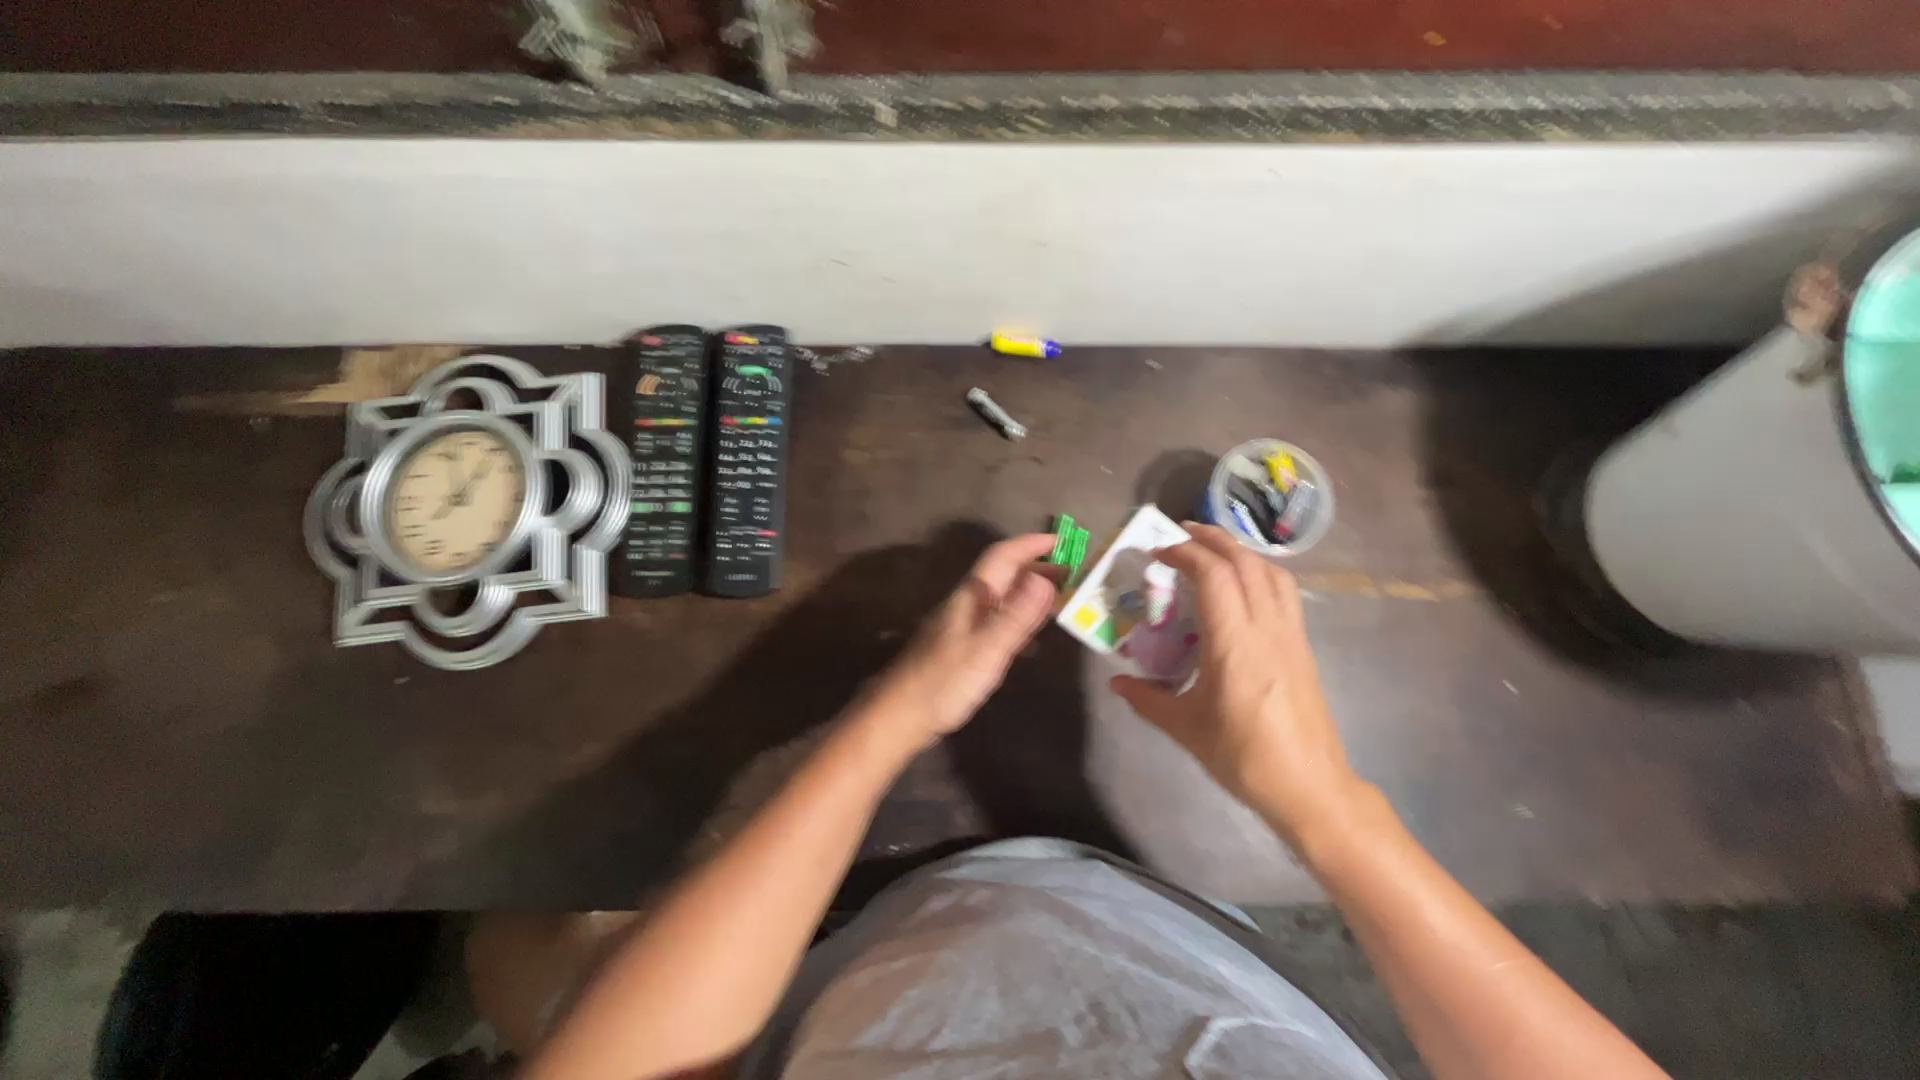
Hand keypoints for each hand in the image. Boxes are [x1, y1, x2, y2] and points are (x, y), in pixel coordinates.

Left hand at [862, 533, 1060, 742]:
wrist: (900, 715)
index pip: (1002, 557)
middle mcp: (967, 604)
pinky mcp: (962, 648)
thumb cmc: (943, 682)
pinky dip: (1019, 621)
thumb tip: (1045, 577)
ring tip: (1061, 601)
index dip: (1030, 544)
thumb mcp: (987, 649)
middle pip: (1003, 574)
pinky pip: (997, 622)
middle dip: (1036, 567)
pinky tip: (1032, 640)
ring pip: (1001, 598)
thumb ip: (1017, 616)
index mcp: (971, 597)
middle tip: (1072, 574)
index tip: (1063, 541)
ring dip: (1030, 593)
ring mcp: (963, 626)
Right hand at [1110, 524, 1361, 844]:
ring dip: (1239, 552)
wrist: (1309, 786)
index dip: (1184, 552)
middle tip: (1179, 534)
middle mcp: (1267, 627)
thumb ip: (1147, 698)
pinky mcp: (1302, 648)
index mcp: (1235, 642)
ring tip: (1211, 552)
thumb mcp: (1184, 728)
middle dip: (1211, 540)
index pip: (1213, 574)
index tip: (1156, 552)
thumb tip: (1117, 681)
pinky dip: (1259, 574)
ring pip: (1270, 572)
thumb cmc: (1242, 756)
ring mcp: (1291, 635)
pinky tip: (1242, 589)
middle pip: (1244, 562)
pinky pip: (1283, 593)